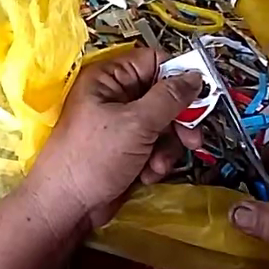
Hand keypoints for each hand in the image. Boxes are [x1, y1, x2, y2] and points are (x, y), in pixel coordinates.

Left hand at [21, 48, 202, 233]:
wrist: (67, 206)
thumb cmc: (93, 158)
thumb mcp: (136, 123)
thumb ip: (169, 98)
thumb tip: (194, 76)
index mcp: (107, 79)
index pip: (152, 61)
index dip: (178, 75)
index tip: (201, 94)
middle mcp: (113, 97)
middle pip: (163, 95)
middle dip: (178, 120)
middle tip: (191, 139)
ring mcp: (120, 125)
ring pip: (163, 124)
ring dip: (167, 146)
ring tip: (156, 164)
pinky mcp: (125, 150)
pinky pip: (154, 146)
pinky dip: (156, 160)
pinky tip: (146, 174)